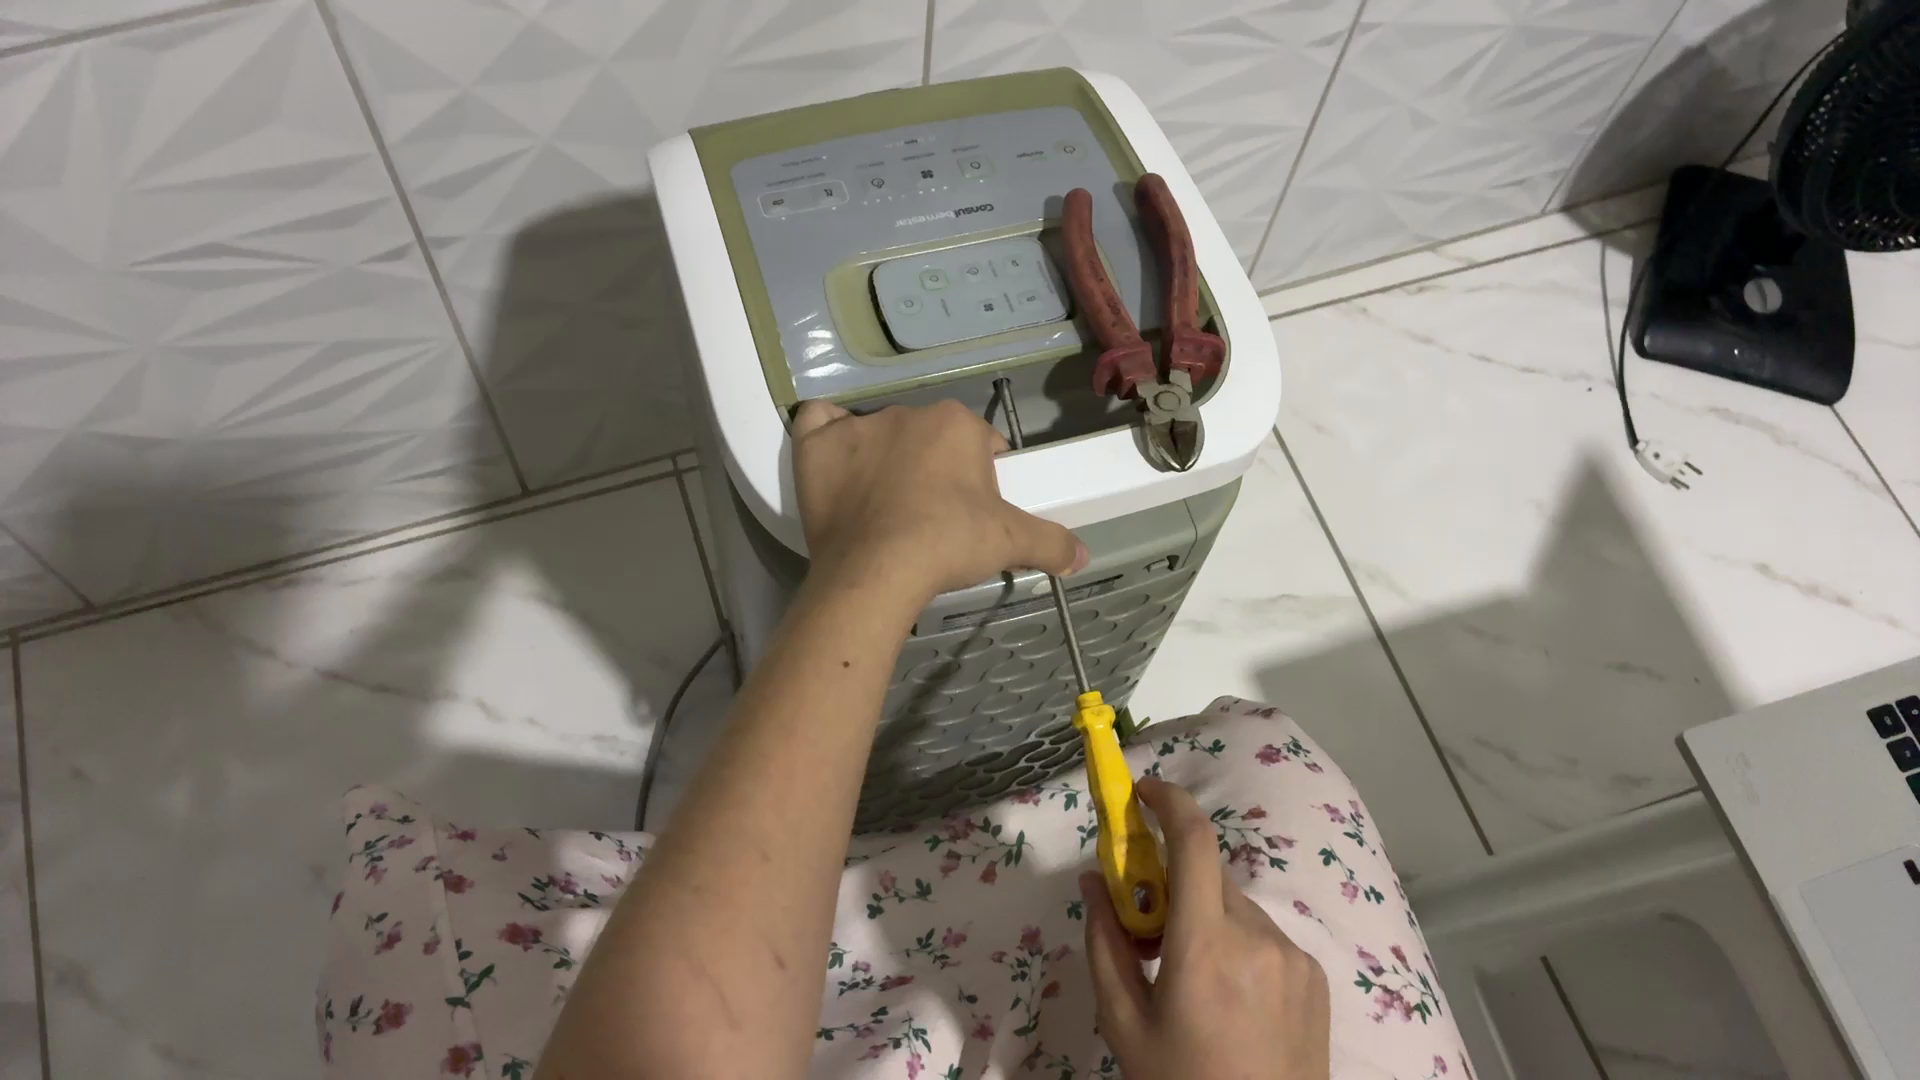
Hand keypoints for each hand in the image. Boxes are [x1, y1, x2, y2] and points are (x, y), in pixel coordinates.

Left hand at [790, 400, 1086, 600]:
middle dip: (935, 471)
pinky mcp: (815, 446)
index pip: (979, 444)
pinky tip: (836, 461)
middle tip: (933, 519)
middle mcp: (908, 413)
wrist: (877, 570)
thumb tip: (1083, 557)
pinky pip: (818, 423)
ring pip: (879, 435)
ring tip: (886, 509)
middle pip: (929, 440)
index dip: (980, 479)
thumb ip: (1052, 543)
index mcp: (956, 424)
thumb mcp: (1011, 543)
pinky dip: (827, 437)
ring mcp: (857, 426)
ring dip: (886, 460)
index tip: (973, 513)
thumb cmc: (948, 544)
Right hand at [1079, 777, 1331, 1079]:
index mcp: (1205, 945)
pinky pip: (1264, 935)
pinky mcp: (1315, 975)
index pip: (1193, 842)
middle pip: (1207, 877)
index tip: (1142, 792)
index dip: (1168, 801)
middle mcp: (1256, 936)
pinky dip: (1238, 943)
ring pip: (1235, 906)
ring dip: (1207, 917)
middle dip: (1175, 884)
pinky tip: (1231, 998)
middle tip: (1150, 929)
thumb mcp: (1124, 1022)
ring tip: (1194, 979)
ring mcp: (1293, 955)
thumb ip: (1104, 942)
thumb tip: (1092, 880)